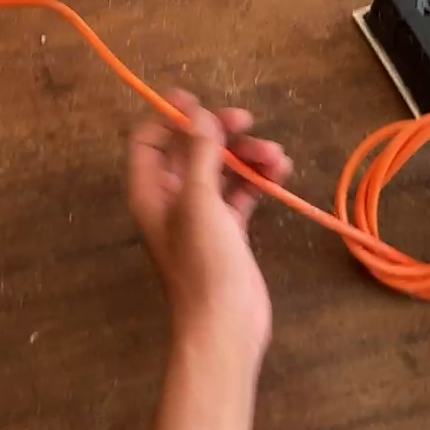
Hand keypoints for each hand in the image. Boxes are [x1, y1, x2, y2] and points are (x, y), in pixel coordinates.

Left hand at [128, 90, 293, 362]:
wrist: (225, 325)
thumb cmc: (203, 263)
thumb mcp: (199, 201)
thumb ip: (199, 153)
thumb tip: (198, 112)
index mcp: (151, 190)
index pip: (149, 140)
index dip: (170, 118)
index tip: (200, 103)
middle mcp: (172, 197)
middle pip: (191, 149)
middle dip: (219, 133)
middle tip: (247, 122)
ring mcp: (201, 214)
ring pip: (221, 169)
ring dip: (247, 156)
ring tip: (277, 157)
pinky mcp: (229, 229)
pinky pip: (241, 192)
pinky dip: (258, 179)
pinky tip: (281, 172)